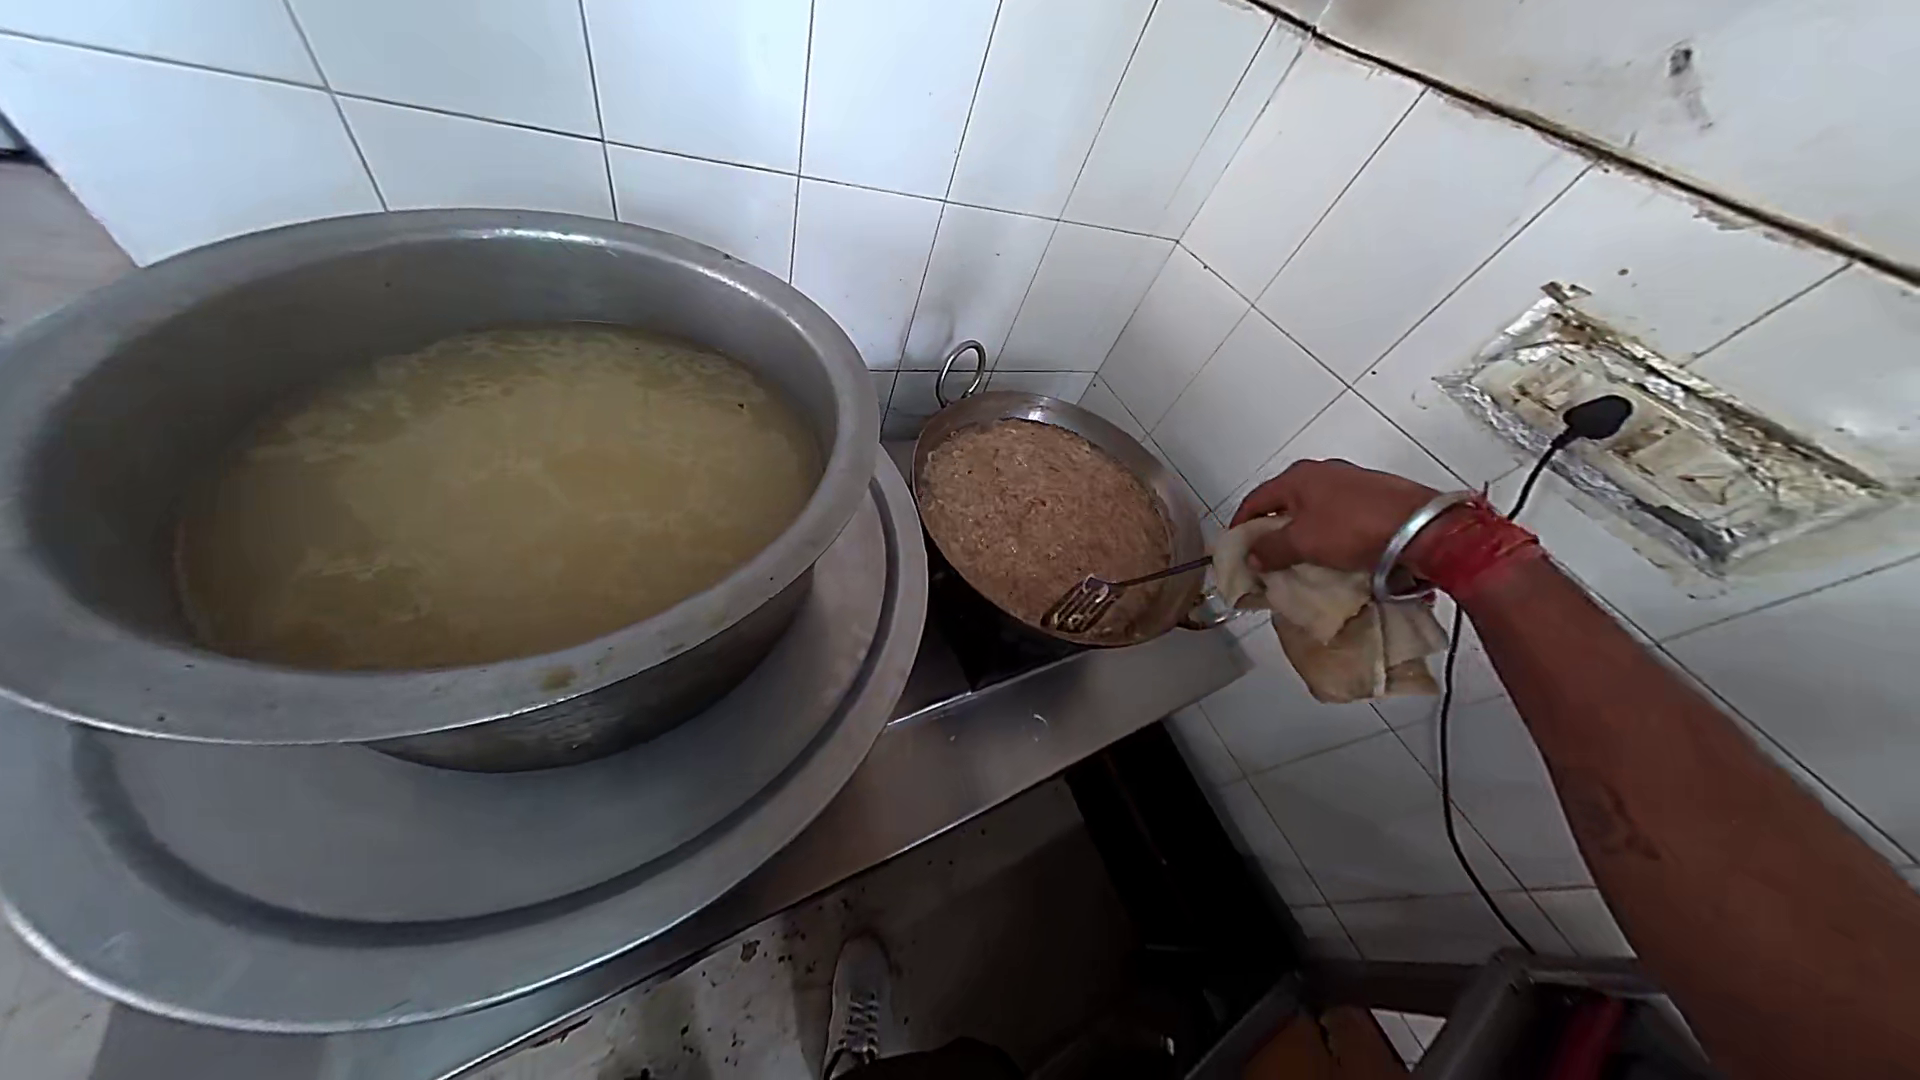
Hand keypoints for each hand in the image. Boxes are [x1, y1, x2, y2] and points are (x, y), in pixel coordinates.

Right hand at [1228, 459, 1440, 572]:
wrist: (1424, 528)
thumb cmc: (1354, 530)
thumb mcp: (1303, 543)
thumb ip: (1270, 549)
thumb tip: (1252, 556)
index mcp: (1297, 477)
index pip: (1254, 500)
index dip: (1240, 525)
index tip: (1235, 547)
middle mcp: (1321, 472)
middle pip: (1282, 503)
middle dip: (1270, 529)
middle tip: (1263, 555)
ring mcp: (1350, 481)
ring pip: (1310, 508)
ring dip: (1298, 531)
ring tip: (1295, 556)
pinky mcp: (1374, 495)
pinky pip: (1335, 514)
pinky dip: (1324, 531)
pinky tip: (1328, 550)